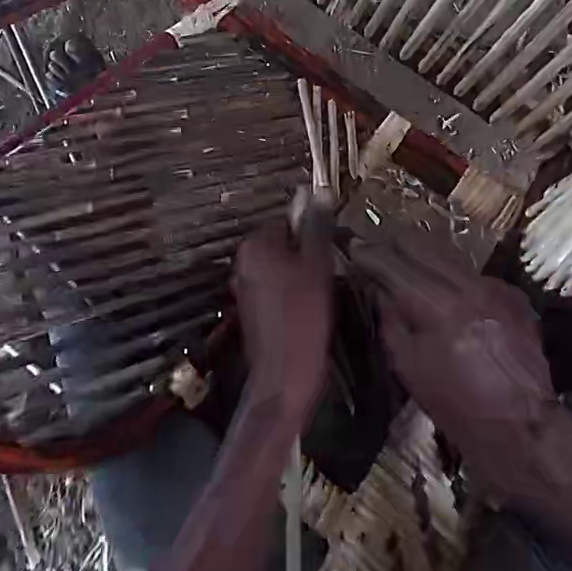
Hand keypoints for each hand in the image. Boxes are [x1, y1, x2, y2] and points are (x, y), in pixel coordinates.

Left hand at [233, 212, 332, 412]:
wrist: (284, 375)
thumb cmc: (303, 319)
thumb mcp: (317, 267)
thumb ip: (316, 229)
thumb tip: (318, 195)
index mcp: (254, 246)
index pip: (286, 221)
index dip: (310, 235)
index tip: (328, 252)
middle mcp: (242, 262)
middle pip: (281, 244)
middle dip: (305, 255)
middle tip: (327, 274)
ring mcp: (244, 285)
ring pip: (280, 267)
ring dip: (300, 275)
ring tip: (318, 295)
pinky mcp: (250, 308)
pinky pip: (274, 288)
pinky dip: (291, 294)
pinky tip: (307, 311)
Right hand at [351, 235, 554, 464]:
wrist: (524, 430)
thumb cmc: (455, 403)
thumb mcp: (405, 362)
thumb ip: (388, 315)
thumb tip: (375, 285)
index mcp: (437, 305)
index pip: (391, 261)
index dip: (365, 252)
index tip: (349, 246)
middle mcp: (468, 286)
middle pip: (419, 244)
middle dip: (391, 246)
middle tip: (373, 254)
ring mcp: (495, 288)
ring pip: (445, 256)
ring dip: (421, 262)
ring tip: (407, 277)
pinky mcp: (513, 297)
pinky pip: (471, 275)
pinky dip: (452, 281)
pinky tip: (448, 301)